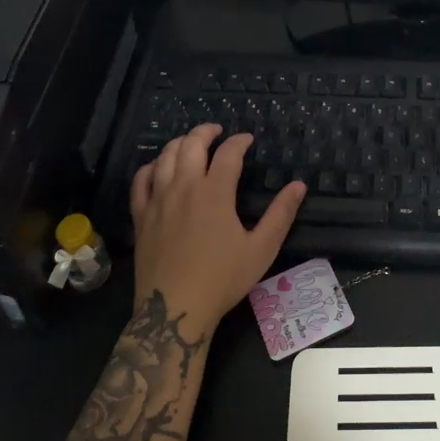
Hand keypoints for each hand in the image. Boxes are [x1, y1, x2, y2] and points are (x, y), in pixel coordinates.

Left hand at [130, 124, 306, 331]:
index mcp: (215, 192)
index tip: (248, 139)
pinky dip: (150, 167)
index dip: (239, 141)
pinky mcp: (141, 216)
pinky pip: (140, 181)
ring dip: (180, 143)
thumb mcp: (261, 249)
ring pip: (165, 156)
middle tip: (217, 131)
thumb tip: (299, 185)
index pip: (229, 153)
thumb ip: (281, 214)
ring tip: (191, 143)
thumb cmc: (222, 279)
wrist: (175, 309)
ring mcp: (159, 200)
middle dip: (206, 131)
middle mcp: (185, 187)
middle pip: (192, 144)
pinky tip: (158, 168)